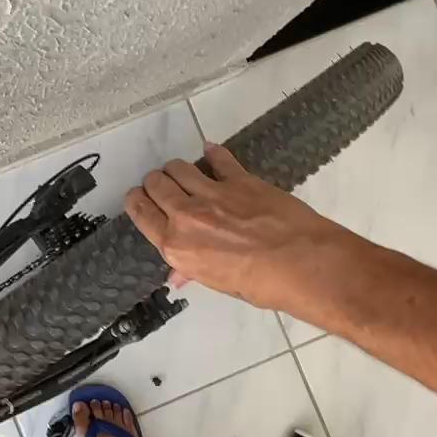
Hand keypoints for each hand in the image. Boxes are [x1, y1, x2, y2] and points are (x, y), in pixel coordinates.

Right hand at [124, 142, 368, 317]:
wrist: (301, 264)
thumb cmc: (259, 284)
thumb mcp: (217, 283)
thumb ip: (192, 269)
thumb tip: (177, 275)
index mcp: (175, 246)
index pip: (140, 212)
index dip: (135, 200)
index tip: (137, 197)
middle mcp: (186, 216)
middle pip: (156, 184)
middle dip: (155, 182)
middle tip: (162, 186)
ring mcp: (212, 194)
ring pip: (179, 167)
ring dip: (177, 168)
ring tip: (184, 173)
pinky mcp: (239, 179)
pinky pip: (219, 158)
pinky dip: (213, 154)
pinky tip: (212, 152)